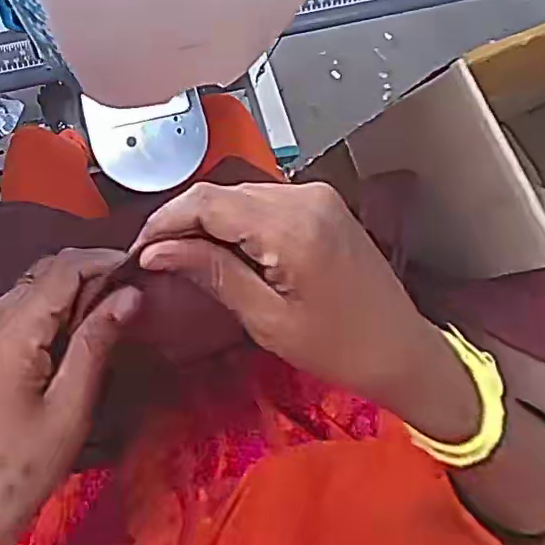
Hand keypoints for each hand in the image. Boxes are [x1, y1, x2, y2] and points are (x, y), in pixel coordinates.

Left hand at [0, 248, 142, 544]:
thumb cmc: (22, 466)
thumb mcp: (71, 405)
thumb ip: (97, 340)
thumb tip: (129, 294)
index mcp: (10, 329)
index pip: (62, 269)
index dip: (103, 260)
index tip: (139, 268)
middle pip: (48, 270)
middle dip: (92, 273)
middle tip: (131, 294)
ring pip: (38, 283)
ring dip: (76, 289)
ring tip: (112, 313)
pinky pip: (26, 304)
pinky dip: (57, 306)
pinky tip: (79, 330)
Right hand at [130, 181, 477, 437]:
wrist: (404, 351)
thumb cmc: (339, 348)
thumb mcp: (266, 318)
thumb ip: (209, 272)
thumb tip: (156, 251)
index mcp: (292, 226)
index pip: (207, 202)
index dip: (164, 222)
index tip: (140, 250)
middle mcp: (304, 197)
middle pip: (219, 192)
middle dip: (180, 221)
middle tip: (154, 255)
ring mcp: (315, 195)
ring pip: (236, 193)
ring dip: (204, 219)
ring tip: (180, 253)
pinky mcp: (319, 201)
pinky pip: (259, 200)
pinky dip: (231, 219)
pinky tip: (218, 245)